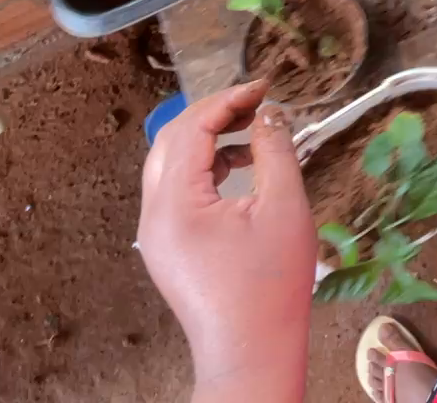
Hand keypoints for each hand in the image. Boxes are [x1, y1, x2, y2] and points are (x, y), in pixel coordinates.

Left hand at [137, 81, 315, 400]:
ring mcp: (156, 234)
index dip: (228, 100)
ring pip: (170, 163)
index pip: (192, 129)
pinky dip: (206, 165)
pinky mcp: (169, 246)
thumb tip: (271, 112)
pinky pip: (178, 188)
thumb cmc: (272, 281)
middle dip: (214, 112)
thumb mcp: (284, 205)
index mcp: (175, 205)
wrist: (252, 350)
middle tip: (256, 101)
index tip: (266, 86)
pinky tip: (242, 166)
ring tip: (253, 128)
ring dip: (209, 137)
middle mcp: (153, 216)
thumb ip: (275, 149)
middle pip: (171, 141)